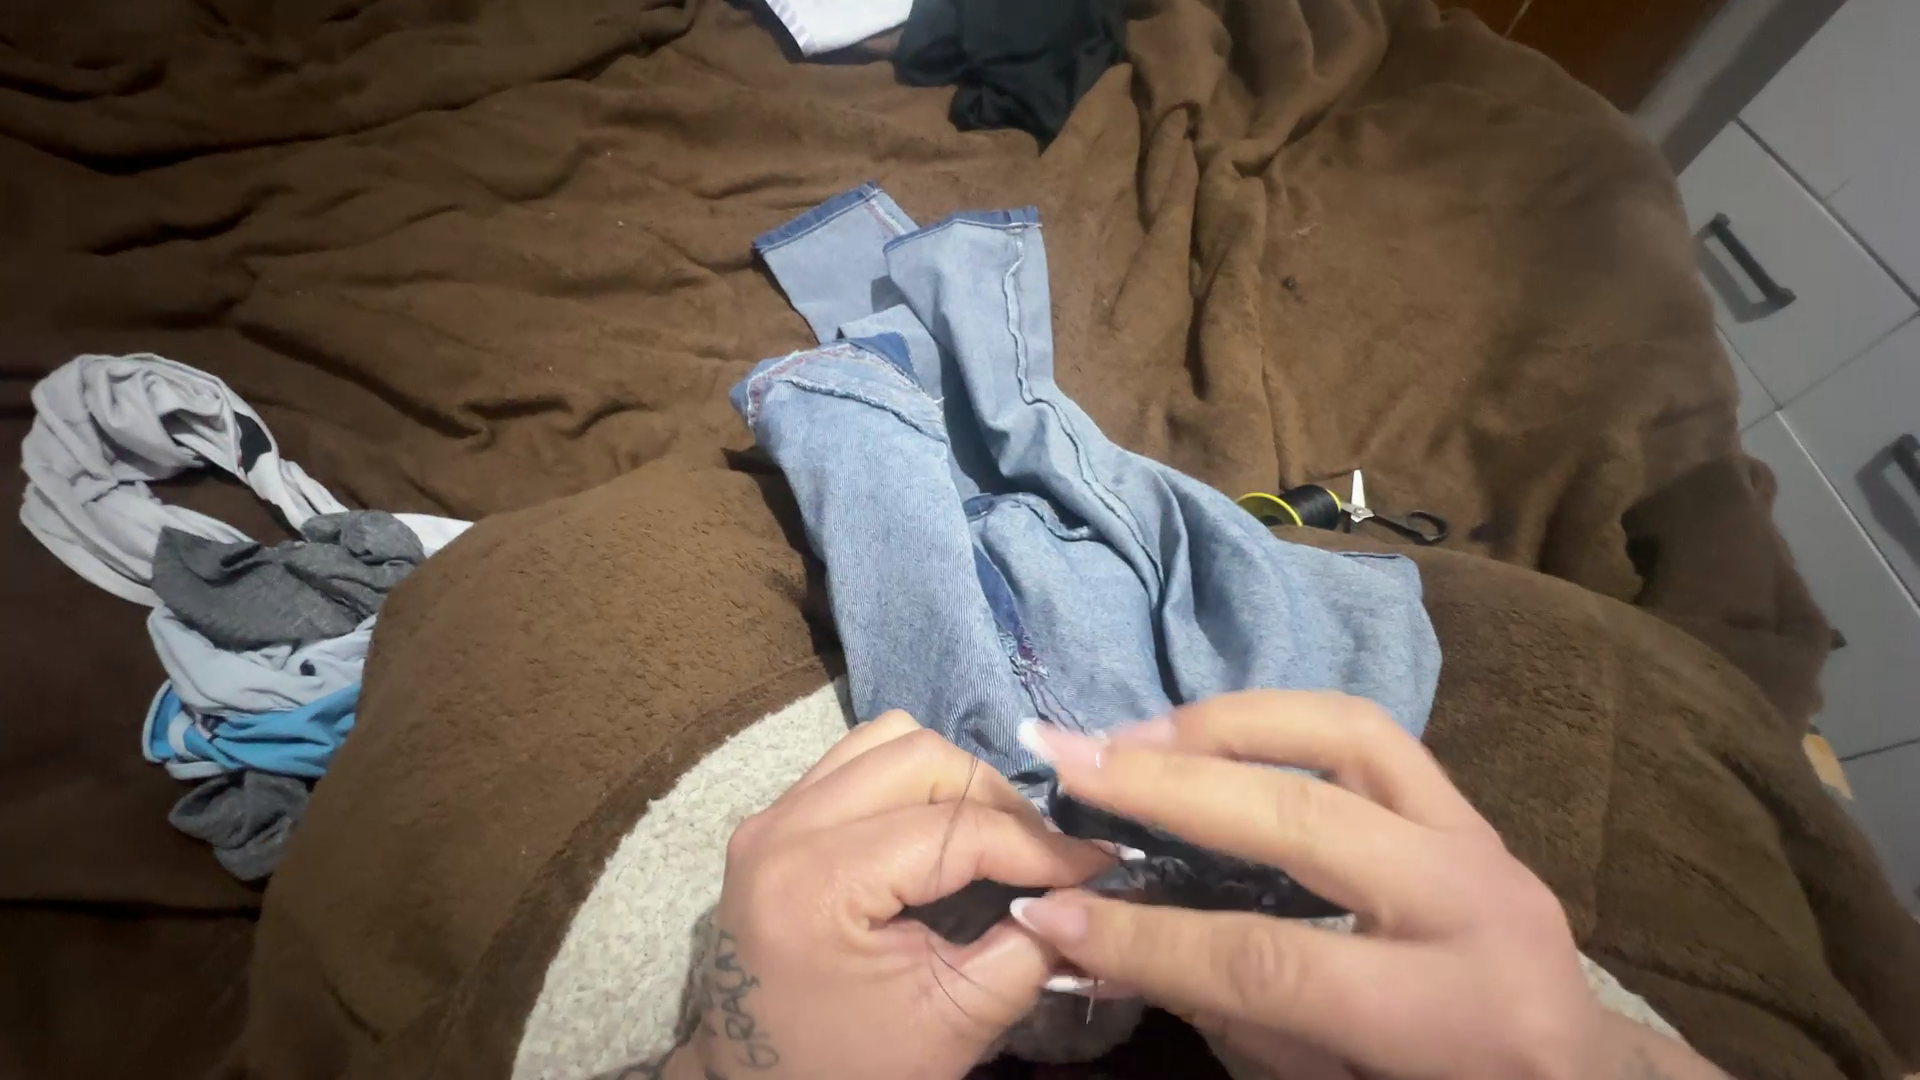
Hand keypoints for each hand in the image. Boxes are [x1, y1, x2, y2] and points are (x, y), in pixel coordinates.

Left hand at [670, 710, 1112, 1079]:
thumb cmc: (847, 1070)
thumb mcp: (951, 1024)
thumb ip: (1027, 951)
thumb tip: (1085, 890)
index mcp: (818, 884)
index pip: (952, 830)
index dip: (1034, 845)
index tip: (1093, 862)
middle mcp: (785, 826)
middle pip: (921, 757)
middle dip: (995, 798)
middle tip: (1038, 850)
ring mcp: (774, 811)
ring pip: (889, 739)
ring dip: (953, 775)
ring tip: (988, 830)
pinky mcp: (776, 812)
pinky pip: (859, 755)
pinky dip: (912, 776)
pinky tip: (935, 820)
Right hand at [1006, 691, 1726, 1079]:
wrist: (1576, 1078)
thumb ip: (1214, 1004)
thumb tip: (1091, 932)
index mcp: (1455, 1018)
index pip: (1267, 961)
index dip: (1142, 935)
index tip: (1044, 907)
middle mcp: (1476, 906)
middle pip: (1298, 820)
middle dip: (1162, 787)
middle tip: (1064, 758)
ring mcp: (1475, 832)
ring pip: (1341, 733)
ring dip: (1218, 726)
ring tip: (1128, 736)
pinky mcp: (1458, 798)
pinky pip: (1358, 724)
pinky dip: (1269, 713)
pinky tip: (1201, 727)